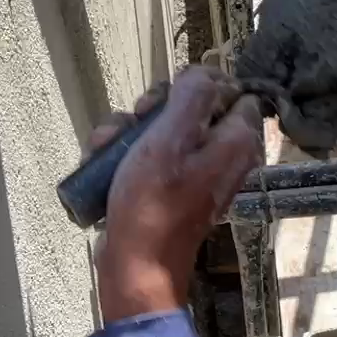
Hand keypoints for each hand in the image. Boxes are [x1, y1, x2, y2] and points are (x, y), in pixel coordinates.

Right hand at [92, 66, 261, 320]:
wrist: (134, 265)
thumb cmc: (152, 204)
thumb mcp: (170, 140)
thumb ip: (192, 97)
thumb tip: (207, 71)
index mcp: (235, 141)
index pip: (229, 90)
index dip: (193, 87)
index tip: (166, 101)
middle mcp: (220, 155)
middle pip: (187, 108)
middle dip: (149, 111)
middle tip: (133, 125)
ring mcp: (191, 174)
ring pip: (157, 131)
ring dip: (125, 134)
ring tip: (104, 152)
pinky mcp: (165, 190)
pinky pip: (144, 158)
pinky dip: (121, 158)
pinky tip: (101, 167)